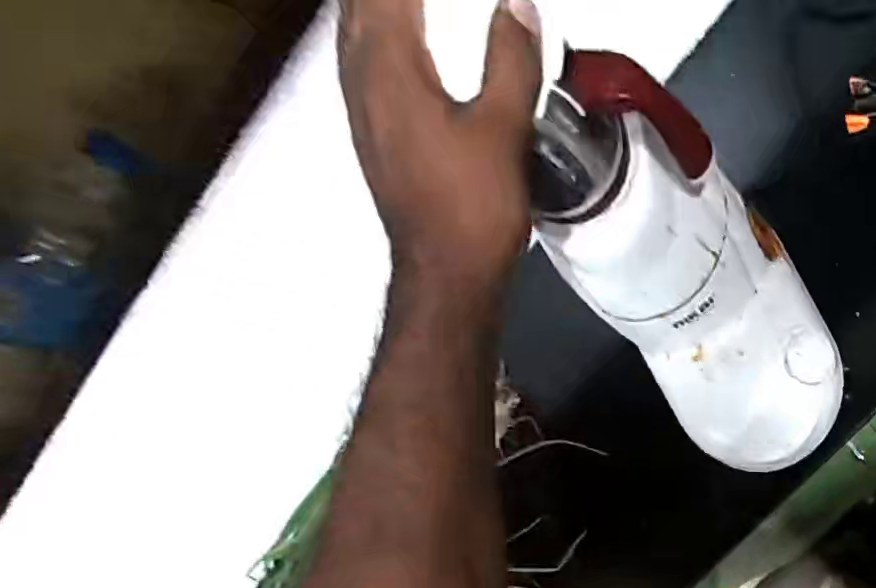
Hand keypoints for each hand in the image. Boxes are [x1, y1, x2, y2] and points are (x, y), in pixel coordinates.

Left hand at [338, 0, 540, 287]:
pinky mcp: (373, 135)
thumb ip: (511, 62)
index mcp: (388, 63)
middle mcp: (360, 75)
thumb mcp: (503, 132)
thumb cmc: (473, 206)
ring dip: (381, 7)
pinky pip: (365, 59)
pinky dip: (382, 35)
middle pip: (361, 1)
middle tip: (438, 0)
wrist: (447, 273)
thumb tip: (518, 4)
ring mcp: (360, 107)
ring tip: (415, 6)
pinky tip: (407, 48)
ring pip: (357, 28)